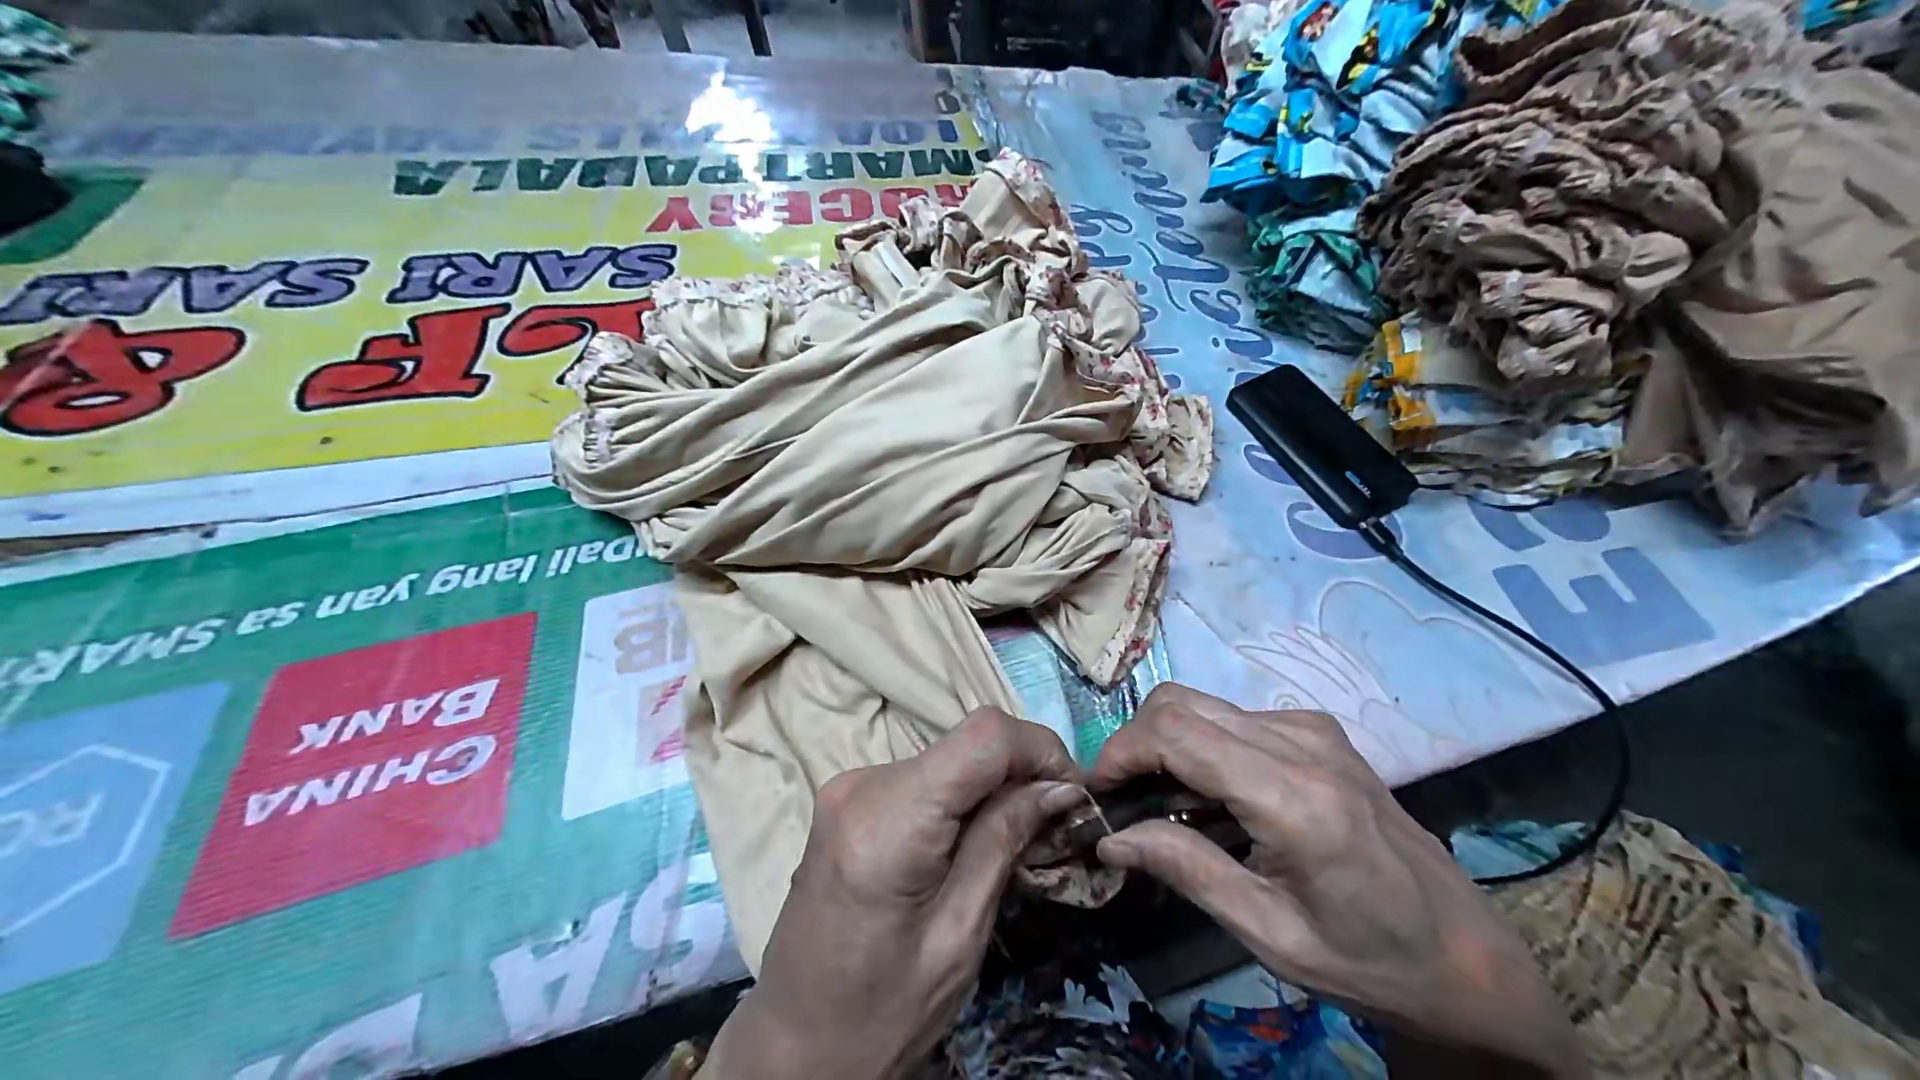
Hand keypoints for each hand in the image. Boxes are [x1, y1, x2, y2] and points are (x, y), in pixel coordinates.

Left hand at [702, 708, 1084, 1079]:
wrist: (796, 1038)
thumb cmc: (881, 1010)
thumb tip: (1058, 788)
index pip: (983, 736)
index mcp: (886, 819)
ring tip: (1019, 840)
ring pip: (950, 754)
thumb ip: (1003, 842)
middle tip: (1055, 828)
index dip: (1040, 750)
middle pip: (968, 742)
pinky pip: (926, 774)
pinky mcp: (850, 796)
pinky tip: (975, 839)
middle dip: (1023, 773)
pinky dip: (963, 794)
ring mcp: (850, 784)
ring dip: (994, 786)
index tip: (1072, 797)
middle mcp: (862, 782)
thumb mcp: (959, 935)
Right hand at [1091, 684, 1586, 1077]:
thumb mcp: (1269, 934)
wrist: (1469, 959)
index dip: (1121, 752)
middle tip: (1122, 800)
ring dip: (1164, 744)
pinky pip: (1231, 718)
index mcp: (1295, 797)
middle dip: (1134, 743)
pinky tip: (1208, 799)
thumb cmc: (1371, 961)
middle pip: (1180, 703)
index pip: (1176, 733)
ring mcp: (1313, 730)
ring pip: (1201, 704)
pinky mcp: (1317, 732)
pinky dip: (1198, 746)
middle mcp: (1303, 743)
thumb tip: (1110, 837)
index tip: (1097, 793)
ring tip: (1162, 807)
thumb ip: (1185, 871)